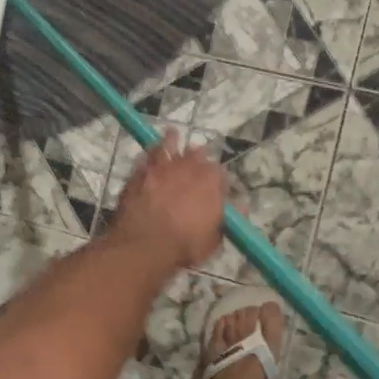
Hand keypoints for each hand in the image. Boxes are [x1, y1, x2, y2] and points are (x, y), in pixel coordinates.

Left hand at [110, 141, 226, 266]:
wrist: (145, 244)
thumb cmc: (185, 245)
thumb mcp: (214, 239)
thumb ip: (225, 219)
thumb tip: (240, 207)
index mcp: (210, 181)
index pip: (220, 173)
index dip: (218, 179)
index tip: (216, 185)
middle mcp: (187, 167)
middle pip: (195, 154)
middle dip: (197, 155)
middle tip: (196, 154)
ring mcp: (161, 167)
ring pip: (168, 145)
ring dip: (172, 140)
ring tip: (172, 133)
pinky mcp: (139, 173)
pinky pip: (146, 157)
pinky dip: (149, 154)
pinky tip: (148, 153)